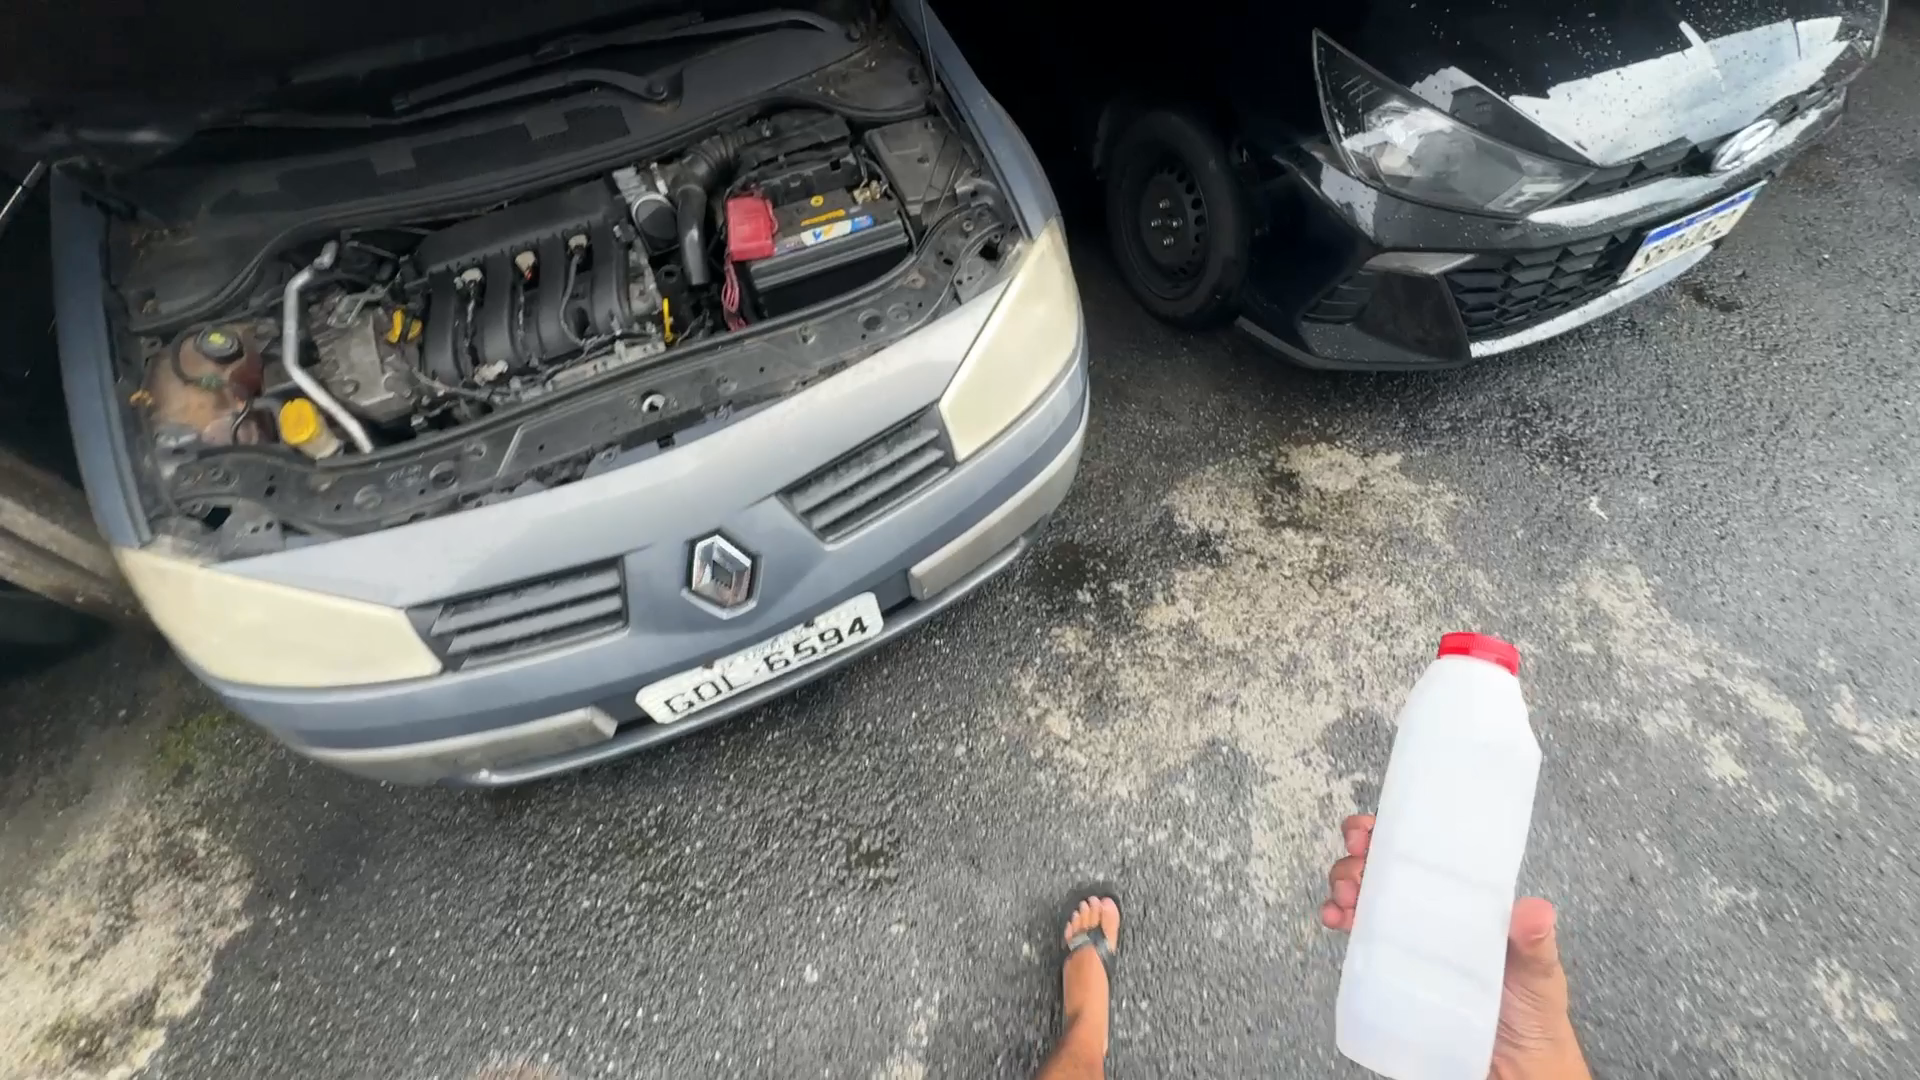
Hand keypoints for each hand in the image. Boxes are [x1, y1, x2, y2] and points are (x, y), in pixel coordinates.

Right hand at [1320, 814, 1591, 1079]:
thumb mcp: (1538, 974)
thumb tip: (1537, 908)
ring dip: (1342, 884)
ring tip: (1343, 900)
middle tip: (1355, 872)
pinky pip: (1354, 929)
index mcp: (1457, 896)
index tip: (1368, 834)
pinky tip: (1332, 919)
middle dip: (1356, 858)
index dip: (1386, 834)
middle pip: (1379, 865)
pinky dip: (1335, 915)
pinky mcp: (1387, 960)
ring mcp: (1402, 932)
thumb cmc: (1533, 1013)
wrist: (1516, 1069)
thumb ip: (1533, 944)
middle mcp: (1425, 906)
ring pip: (1360, 890)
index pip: (1417, 851)